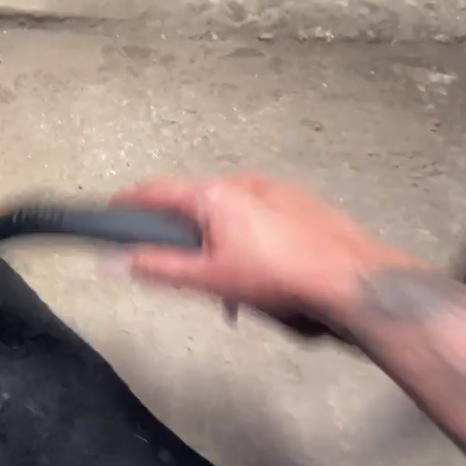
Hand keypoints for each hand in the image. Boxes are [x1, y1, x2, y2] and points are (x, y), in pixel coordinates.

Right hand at [106, 175, 420, 318]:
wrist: (355, 282)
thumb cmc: (278, 277)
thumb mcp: (205, 278)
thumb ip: (154, 267)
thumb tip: (111, 262)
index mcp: (215, 194)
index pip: (155, 190)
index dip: (128, 201)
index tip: (111, 210)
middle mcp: (245, 183)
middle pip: (192, 201)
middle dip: (177, 231)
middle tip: (173, 264)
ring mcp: (278, 191)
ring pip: (227, 209)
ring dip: (213, 236)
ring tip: (221, 276)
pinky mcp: (305, 204)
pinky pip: (257, 215)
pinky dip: (244, 236)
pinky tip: (255, 269)